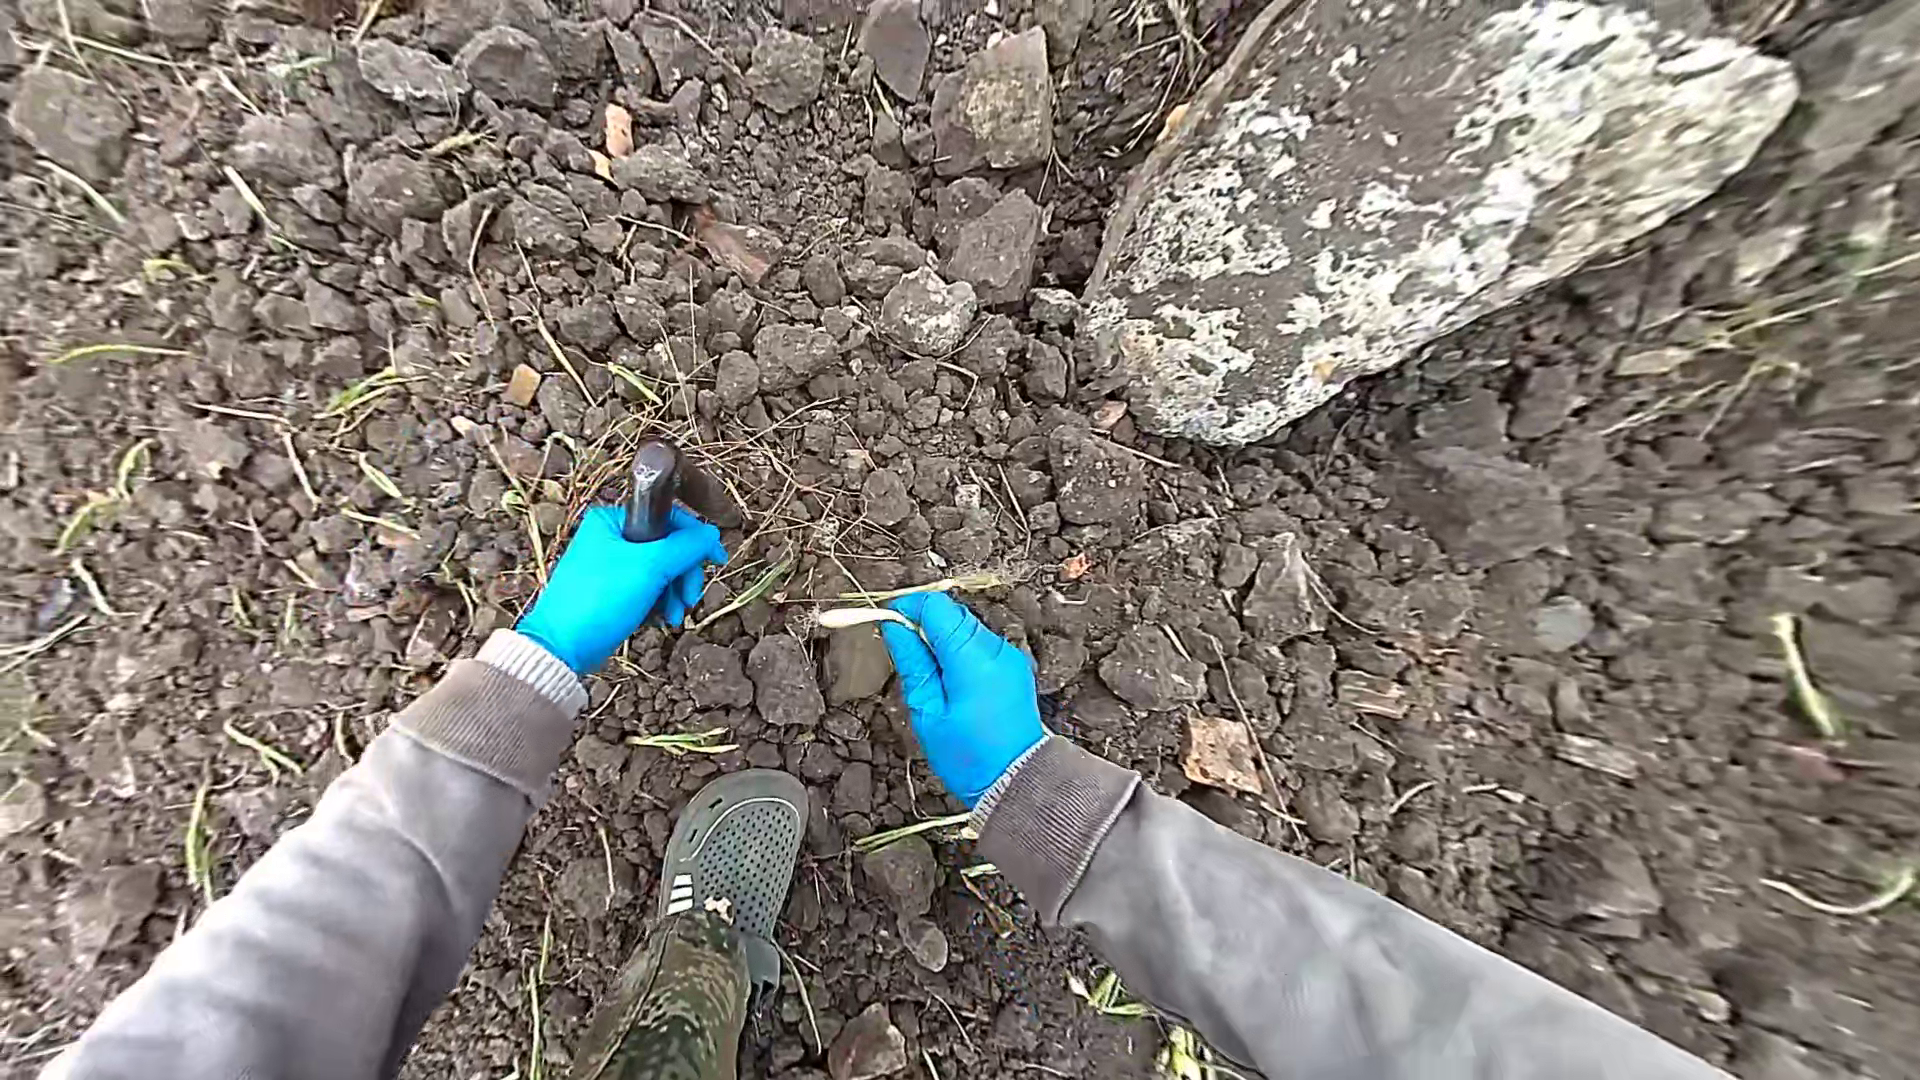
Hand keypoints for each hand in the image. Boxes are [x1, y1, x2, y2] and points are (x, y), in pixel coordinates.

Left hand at [517, 505, 725, 673]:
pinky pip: (652, 587)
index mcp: (613, 520)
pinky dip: (662, 602)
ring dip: (675, 593)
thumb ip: (686, 546)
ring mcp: (613, 563)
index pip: (670, 519)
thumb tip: (712, 533)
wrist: (563, 648)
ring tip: (674, 615)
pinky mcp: (615, 588)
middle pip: (670, 547)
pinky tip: (661, 618)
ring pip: (664, 570)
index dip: (696, 541)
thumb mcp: (651, 566)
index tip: (716, 560)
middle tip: (689, 598)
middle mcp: (612, 537)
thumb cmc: (600, 600)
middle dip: (684, 576)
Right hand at [877, 592, 1044, 805]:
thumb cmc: (971, 756)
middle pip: (952, 613)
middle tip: (907, 656)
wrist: (1017, 780)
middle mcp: (996, 648)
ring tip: (931, 678)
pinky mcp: (1013, 664)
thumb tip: (895, 628)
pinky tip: (952, 681)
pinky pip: (980, 644)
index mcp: (973, 658)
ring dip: (943, 640)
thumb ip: (912, 662)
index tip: (890, 621)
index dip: (909, 608)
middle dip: (925, 626)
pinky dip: (961, 652)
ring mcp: (1008, 655)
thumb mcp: (928, 712)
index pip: (936, 607)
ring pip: (966, 627)